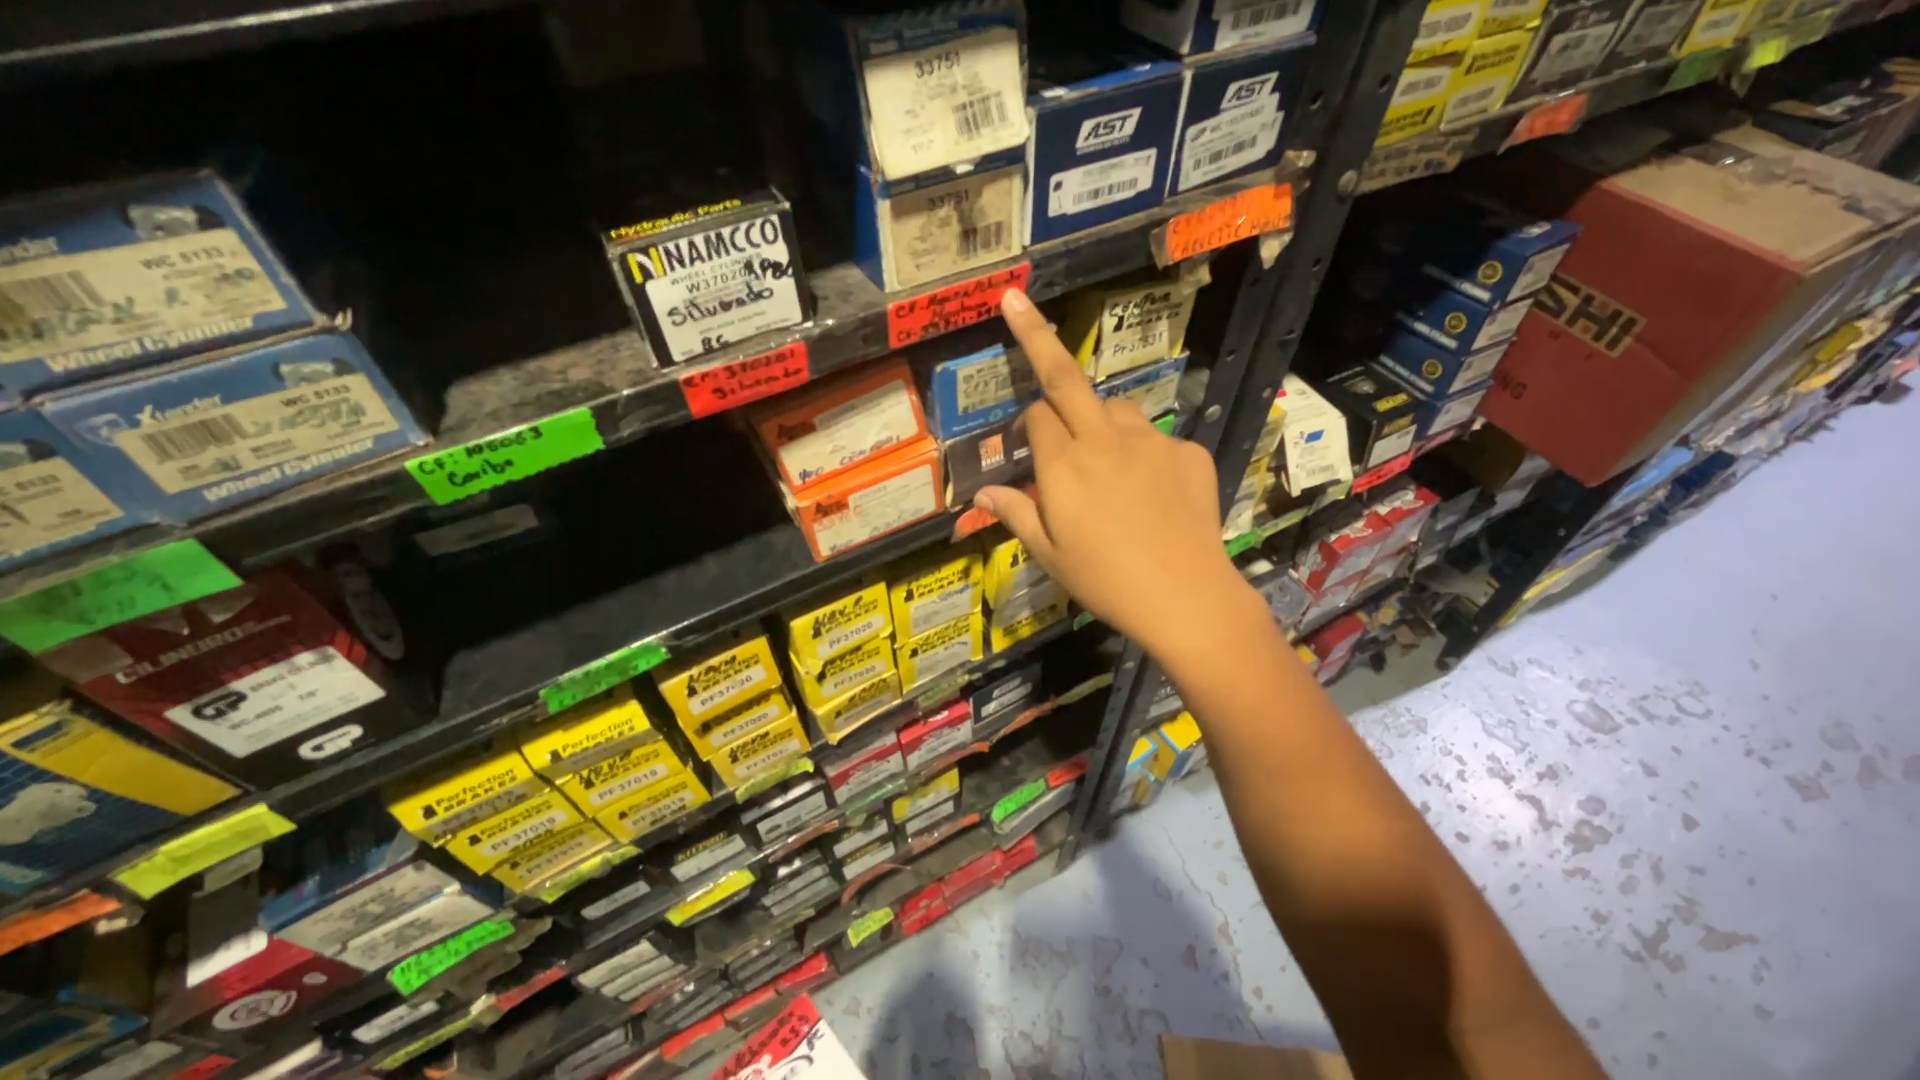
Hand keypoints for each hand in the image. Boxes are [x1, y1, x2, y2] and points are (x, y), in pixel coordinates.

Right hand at [975, 289, 1254, 653]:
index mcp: (1063, 465)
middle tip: (1016, 303)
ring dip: (1100, 419)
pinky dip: (1145, 453)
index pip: (1035, 417)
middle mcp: (1103, 439)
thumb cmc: (1106, 581)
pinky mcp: (1188, 452)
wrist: (1186, 597)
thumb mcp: (1051, 555)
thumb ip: (1016, 514)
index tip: (1028, 445)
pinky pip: (1157, 439)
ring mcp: (1150, 441)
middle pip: (1065, 378)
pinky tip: (1152, 493)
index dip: (1028, 425)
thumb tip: (980, 493)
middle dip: (1036, 337)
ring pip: (1115, 409)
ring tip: (1107, 462)